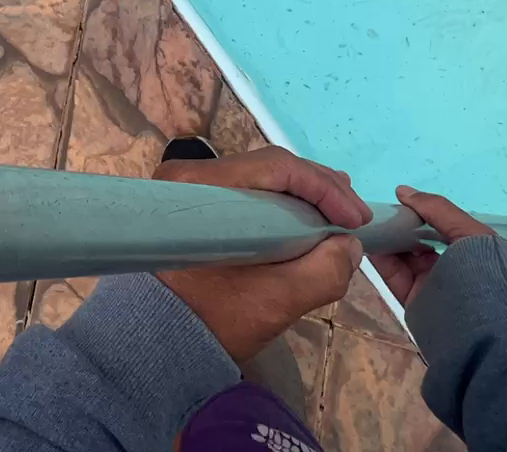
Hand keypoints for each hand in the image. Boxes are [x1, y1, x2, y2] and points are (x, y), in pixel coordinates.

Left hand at [153, 147, 371, 362]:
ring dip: (299, 193)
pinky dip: (276, 202)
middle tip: (356, 213)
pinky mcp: (190, 204)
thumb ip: (320, 272)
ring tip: (338, 212)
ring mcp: (187, 186)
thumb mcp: (271, 302)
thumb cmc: (207, 320)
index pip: (275, 166)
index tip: (358, 219)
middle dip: (317, 187)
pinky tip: (301, 217)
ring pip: (256, 177)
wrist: (147, 341)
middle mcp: (189, 173)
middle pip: (267, 166)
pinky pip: (243, 191)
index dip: (324, 187)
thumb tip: (350, 245)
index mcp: (201, 185)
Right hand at [369, 185, 495, 306]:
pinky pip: (393, 274)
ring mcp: (431, 284)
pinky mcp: (414, 300)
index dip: (420, 212)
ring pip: (403, 256)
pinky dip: (380, 258)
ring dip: (387, 238)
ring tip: (369, 222)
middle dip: (400, 225)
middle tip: (380, 212)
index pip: (440, 226)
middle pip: (418, 240)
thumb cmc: (485, 273)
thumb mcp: (471, 233)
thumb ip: (438, 209)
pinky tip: (368, 240)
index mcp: (470, 250)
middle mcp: (450, 266)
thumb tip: (402, 191)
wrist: (488, 330)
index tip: (399, 201)